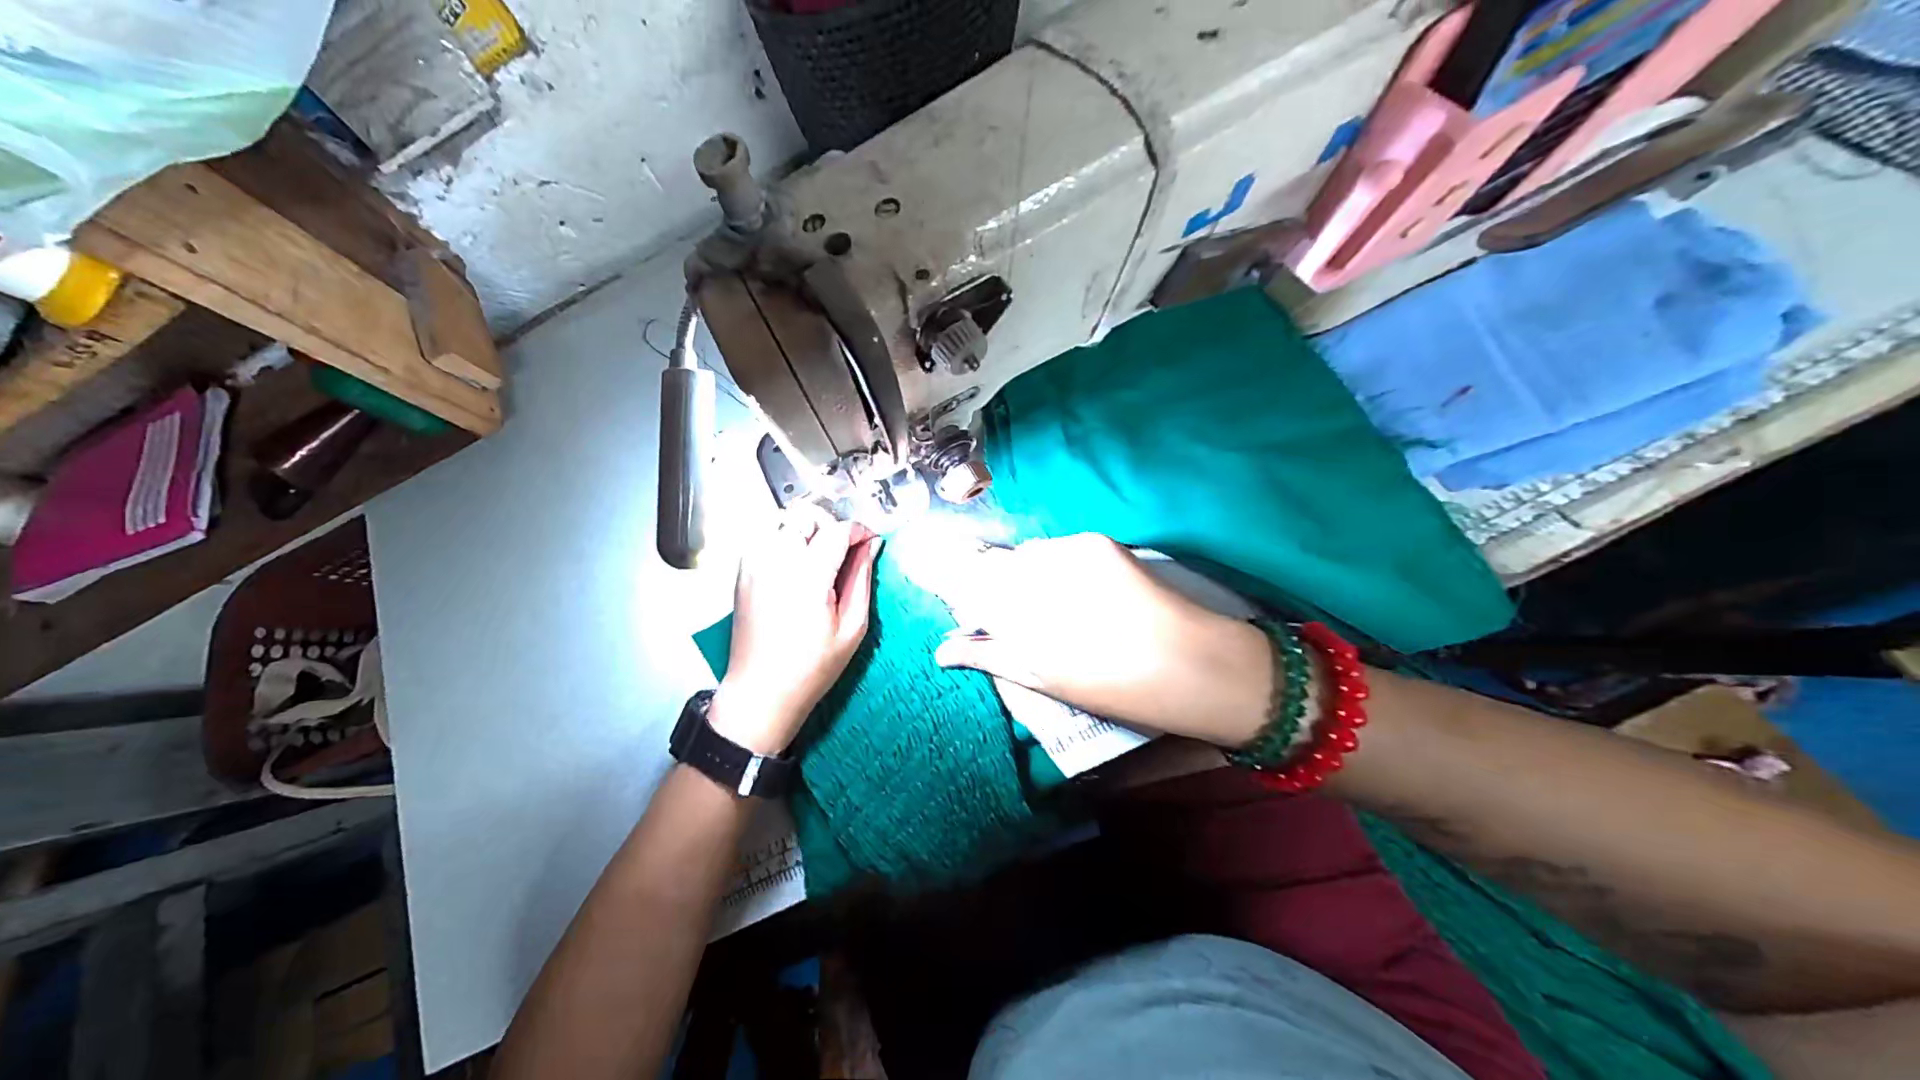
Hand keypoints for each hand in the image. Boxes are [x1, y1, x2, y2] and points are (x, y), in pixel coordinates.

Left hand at [709, 505, 881, 755]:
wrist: (761, 692)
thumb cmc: (810, 669)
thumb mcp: (852, 628)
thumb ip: (862, 579)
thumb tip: (871, 547)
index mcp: (808, 578)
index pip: (836, 530)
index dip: (859, 530)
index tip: (870, 540)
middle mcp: (776, 564)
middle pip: (806, 516)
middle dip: (831, 525)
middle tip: (846, 550)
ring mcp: (754, 567)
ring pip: (783, 522)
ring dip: (807, 531)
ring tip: (821, 558)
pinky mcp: (743, 574)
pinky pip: (766, 539)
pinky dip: (785, 541)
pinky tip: (798, 568)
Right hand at [916, 533, 1274, 748]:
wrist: (1188, 662)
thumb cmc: (1109, 686)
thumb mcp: (1042, 679)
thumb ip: (988, 656)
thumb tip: (943, 650)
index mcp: (1012, 614)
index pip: (960, 582)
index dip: (949, 583)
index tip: (950, 594)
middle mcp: (1031, 574)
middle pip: (989, 563)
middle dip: (988, 581)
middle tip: (1010, 609)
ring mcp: (1064, 552)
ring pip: (1024, 556)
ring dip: (1025, 574)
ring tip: (1053, 603)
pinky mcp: (1093, 540)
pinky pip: (1056, 548)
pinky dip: (1056, 565)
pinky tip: (1079, 591)